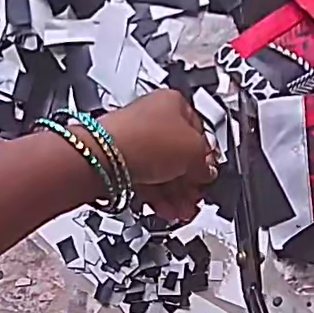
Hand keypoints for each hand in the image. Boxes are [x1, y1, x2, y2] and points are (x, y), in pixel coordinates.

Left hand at [96, 90, 217, 222]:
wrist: (105, 158)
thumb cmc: (144, 140)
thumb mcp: (193, 152)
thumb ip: (206, 163)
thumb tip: (207, 171)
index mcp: (173, 102)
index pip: (199, 131)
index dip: (206, 157)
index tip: (208, 175)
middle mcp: (151, 117)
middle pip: (178, 154)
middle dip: (188, 181)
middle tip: (195, 197)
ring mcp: (134, 139)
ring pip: (160, 170)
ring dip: (174, 193)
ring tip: (182, 210)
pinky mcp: (118, 161)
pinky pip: (144, 179)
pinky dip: (156, 195)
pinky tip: (165, 209)